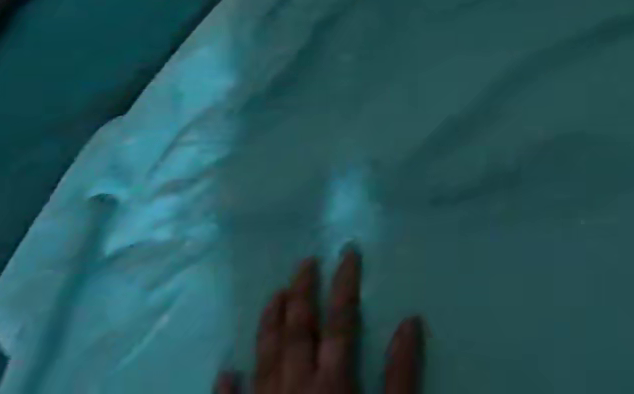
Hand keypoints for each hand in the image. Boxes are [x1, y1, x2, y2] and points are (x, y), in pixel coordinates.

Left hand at [215, 247, 423, 393]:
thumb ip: (401, 375)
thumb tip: (409, 321)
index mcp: (332, 386)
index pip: (340, 322)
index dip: (345, 285)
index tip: (348, 252)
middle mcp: (293, 393)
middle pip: (297, 333)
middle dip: (302, 295)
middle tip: (304, 262)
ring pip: (263, 362)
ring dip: (267, 327)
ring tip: (273, 295)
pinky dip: (224, 390)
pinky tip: (224, 371)